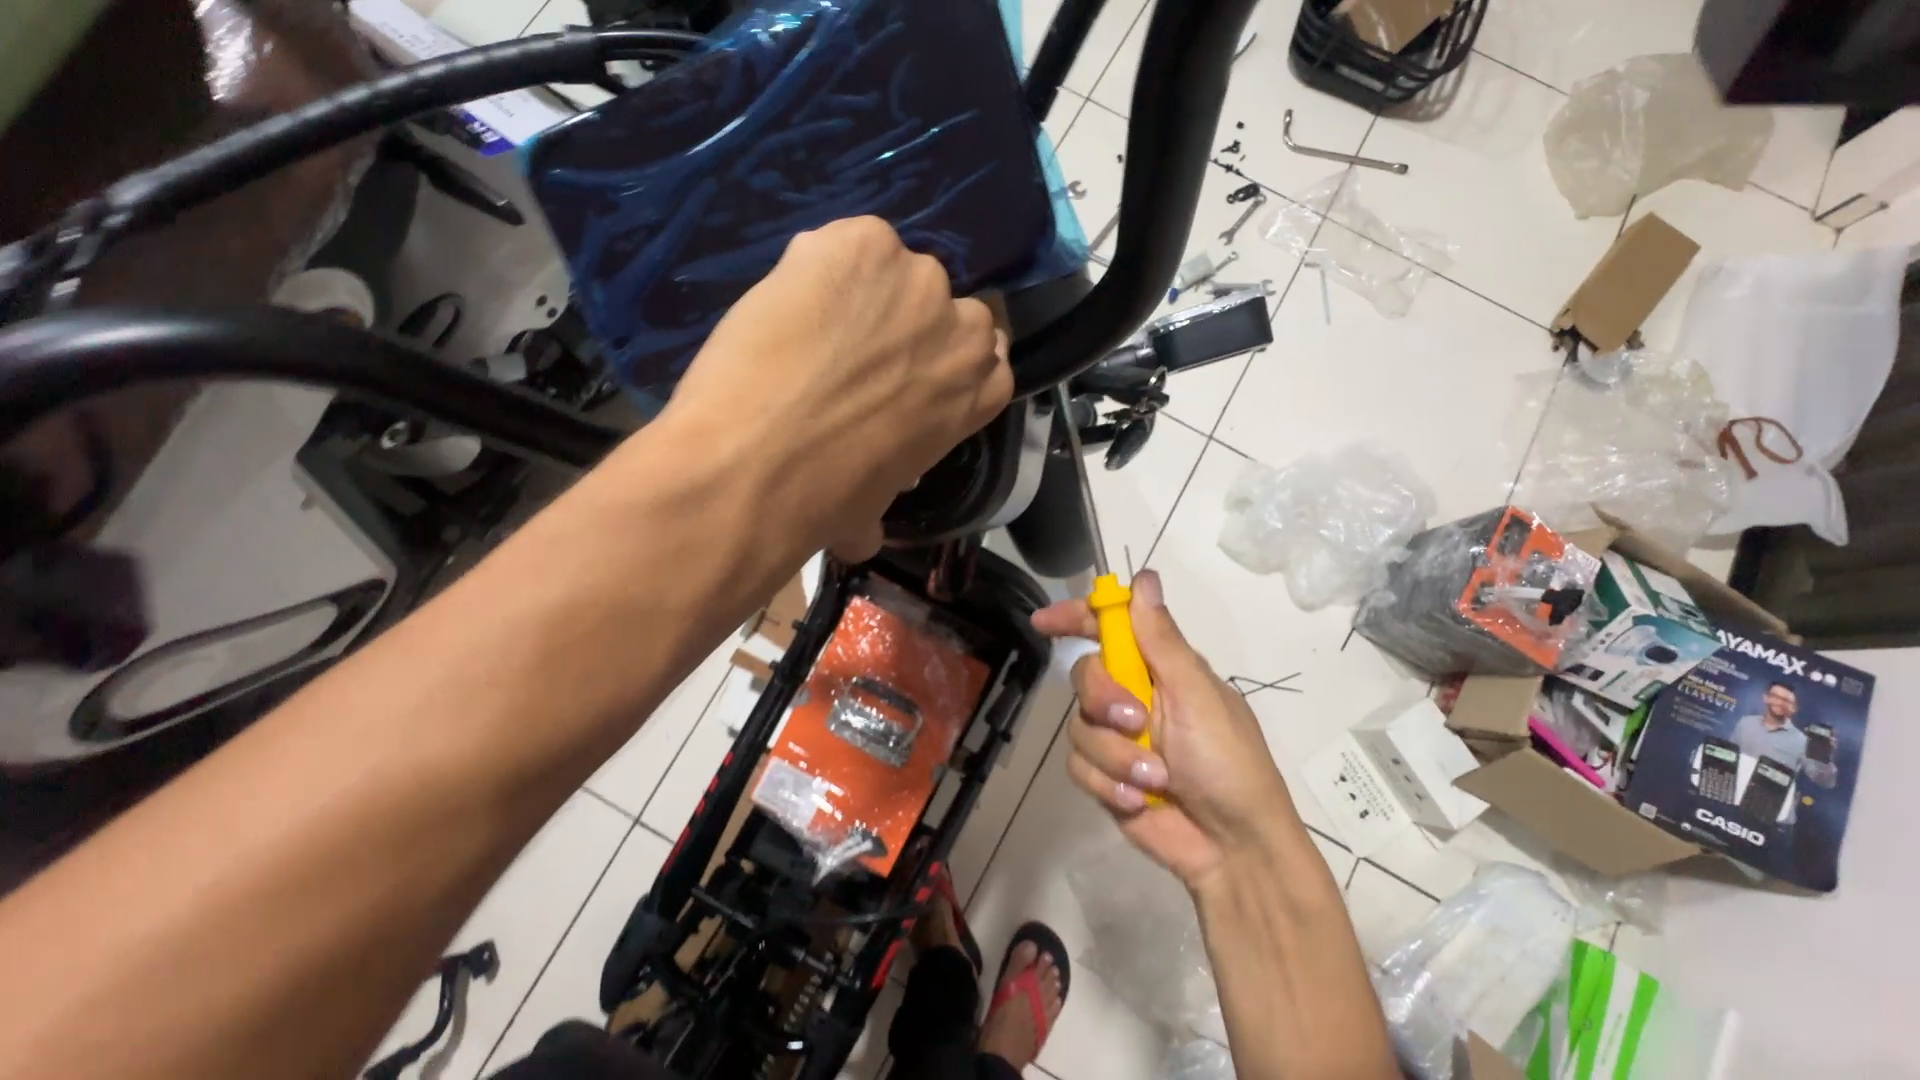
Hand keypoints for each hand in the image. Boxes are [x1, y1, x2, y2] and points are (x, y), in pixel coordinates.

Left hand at [666, 217, 1012, 558]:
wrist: (755, 465)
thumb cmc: (822, 501)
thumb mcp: (871, 508)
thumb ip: (882, 495)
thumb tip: (863, 534)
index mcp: (978, 391)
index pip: (985, 351)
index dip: (940, 352)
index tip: (905, 361)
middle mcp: (962, 328)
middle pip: (940, 303)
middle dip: (905, 318)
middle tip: (853, 343)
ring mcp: (915, 280)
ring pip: (890, 269)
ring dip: (858, 290)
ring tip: (807, 325)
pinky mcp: (863, 244)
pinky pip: (846, 244)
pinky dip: (819, 265)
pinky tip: (789, 300)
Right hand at [1031, 570, 1301, 892]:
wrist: (1234, 848)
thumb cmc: (1230, 763)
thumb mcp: (1199, 695)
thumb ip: (1162, 640)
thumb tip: (1144, 577)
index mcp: (1162, 670)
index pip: (1110, 629)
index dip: (1076, 617)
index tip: (1046, 621)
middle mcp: (1136, 698)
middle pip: (1084, 676)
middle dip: (1103, 700)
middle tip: (1135, 722)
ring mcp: (1118, 740)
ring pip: (1078, 728)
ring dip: (1115, 756)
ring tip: (1154, 780)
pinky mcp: (1106, 779)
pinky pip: (1079, 768)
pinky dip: (1109, 784)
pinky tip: (1139, 801)